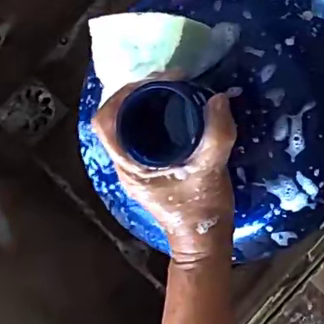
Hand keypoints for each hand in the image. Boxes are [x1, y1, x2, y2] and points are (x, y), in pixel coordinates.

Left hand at [92, 85, 237, 264]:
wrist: (204, 244)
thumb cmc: (200, 212)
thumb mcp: (211, 170)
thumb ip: (216, 134)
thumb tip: (218, 97)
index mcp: (129, 164)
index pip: (105, 122)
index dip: (122, 95)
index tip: (153, 80)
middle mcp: (126, 164)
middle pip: (116, 118)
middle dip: (139, 93)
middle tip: (169, 80)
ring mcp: (138, 167)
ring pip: (130, 125)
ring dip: (148, 104)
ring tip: (175, 89)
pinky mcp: (152, 168)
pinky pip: (145, 134)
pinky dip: (157, 117)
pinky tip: (180, 110)